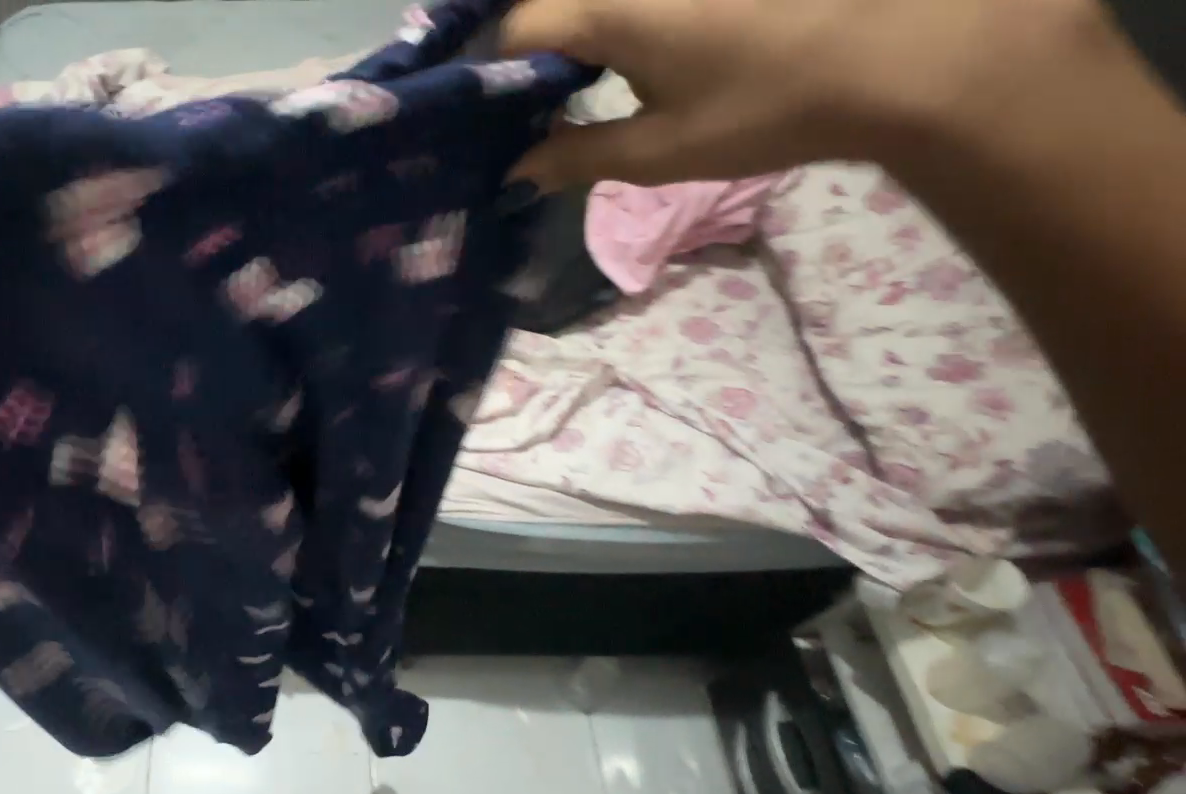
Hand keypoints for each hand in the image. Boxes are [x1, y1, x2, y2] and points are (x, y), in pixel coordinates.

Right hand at [501, 0, 1133, 188]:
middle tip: (532, 109)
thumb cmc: (768, 109)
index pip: (517, 31)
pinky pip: (632, 4)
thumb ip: (575, 158)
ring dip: (572, 36)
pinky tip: (628, 60)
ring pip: (589, 1)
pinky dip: (613, 27)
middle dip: (530, 52)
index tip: (497, 120)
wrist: (903, 52)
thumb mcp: (660, 151)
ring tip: (572, 87)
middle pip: (548, 4)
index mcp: (612, 10)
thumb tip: (516, 173)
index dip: (495, 76)